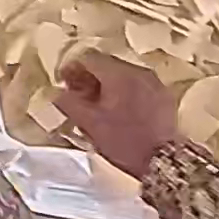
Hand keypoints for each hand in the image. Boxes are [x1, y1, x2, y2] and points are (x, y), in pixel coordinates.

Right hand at [55, 52, 177, 178]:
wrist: (162, 161)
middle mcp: (139, 71)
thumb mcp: (89, 123)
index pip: (89, 57)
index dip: (72, 68)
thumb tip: (55, 93)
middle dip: (89, 77)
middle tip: (77, 95)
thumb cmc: (123, 142)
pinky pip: (138, 86)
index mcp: (118, 74)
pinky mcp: (163, 96)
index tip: (63, 82)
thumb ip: (68, 103)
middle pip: (107, 64)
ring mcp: (154, 83)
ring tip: (96, 106)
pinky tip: (118, 111)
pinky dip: (124, 92)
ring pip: (123, 75)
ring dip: (106, 85)